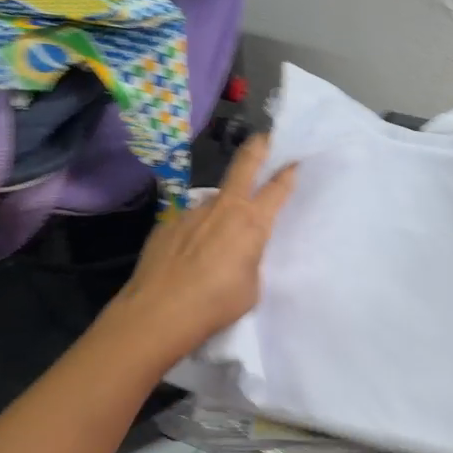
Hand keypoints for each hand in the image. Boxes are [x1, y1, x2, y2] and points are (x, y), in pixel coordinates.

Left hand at [99, 135, 295, 365]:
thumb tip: (238, 250)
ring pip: (214, 200)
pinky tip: (188, 257)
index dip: (288, 172)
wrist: (158, 313)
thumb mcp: (251, 286)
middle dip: (258, 147)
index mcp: (251, 222)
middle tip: (264, 138)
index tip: (294, 160)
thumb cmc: (216, 304)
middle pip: (244, 164)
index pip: (277, 188)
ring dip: (221, 211)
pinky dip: (195, 233)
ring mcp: (191, 212)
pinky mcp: (166, 224)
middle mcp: (222, 207)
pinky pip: (189, 222)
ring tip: (215, 243)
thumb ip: (250, 259)